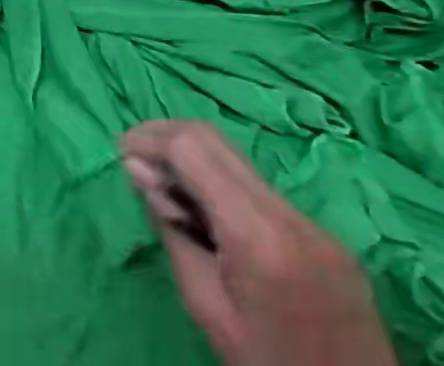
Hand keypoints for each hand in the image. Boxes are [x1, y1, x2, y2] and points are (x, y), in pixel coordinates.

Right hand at [121, 121, 396, 365]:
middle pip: (216, 140)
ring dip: (194, 160)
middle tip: (134, 156)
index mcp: (258, 234)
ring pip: (238, 161)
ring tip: (164, 187)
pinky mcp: (324, 233)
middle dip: (167, 137)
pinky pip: (259, 189)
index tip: (120, 151)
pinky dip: (222, 185)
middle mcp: (289, 213)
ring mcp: (313, 220)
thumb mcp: (205, 307)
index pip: (194, 149)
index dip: (151, 138)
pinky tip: (205, 212)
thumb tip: (139, 170)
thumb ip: (172, 230)